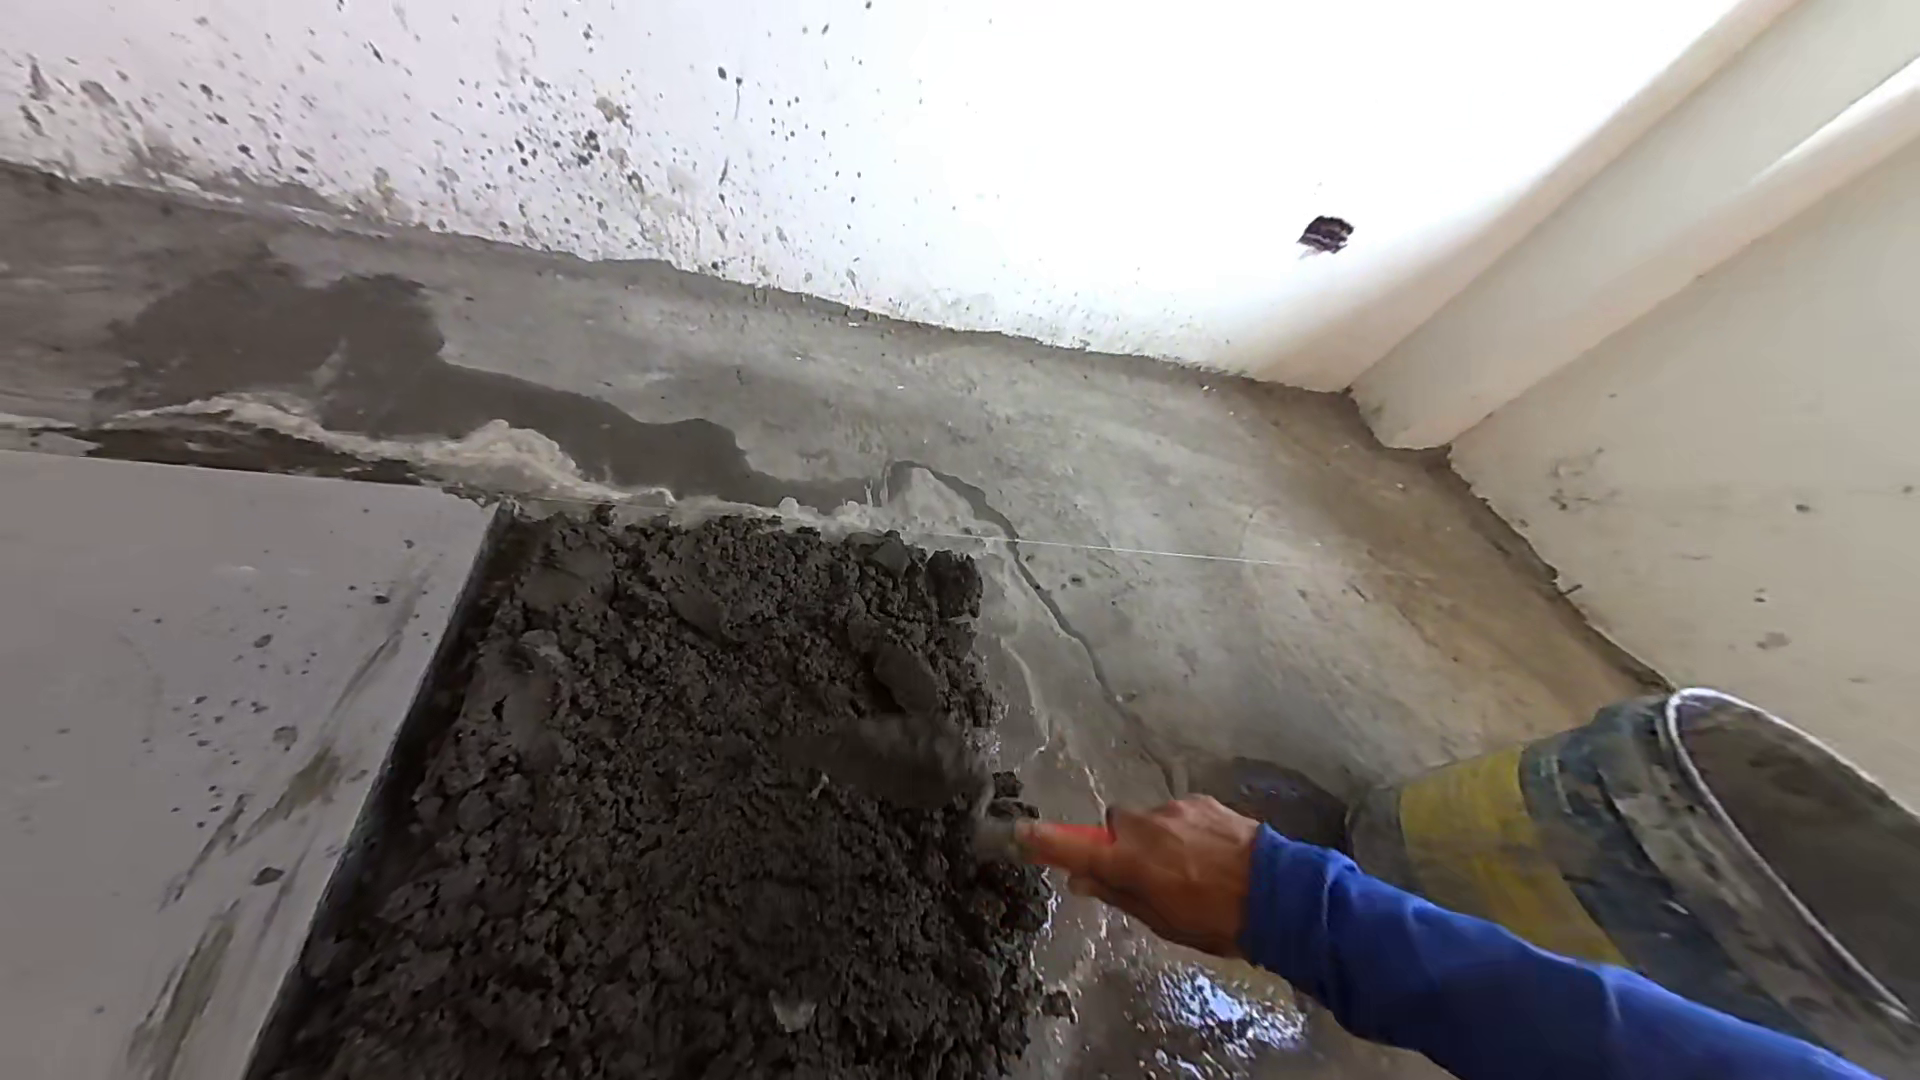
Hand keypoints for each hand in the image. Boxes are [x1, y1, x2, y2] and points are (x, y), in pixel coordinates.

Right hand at [1018, 795, 1259, 957]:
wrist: (1279, 893)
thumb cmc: (1217, 920)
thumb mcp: (1164, 922)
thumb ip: (1119, 896)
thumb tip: (1082, 882)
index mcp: (1132, 863)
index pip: (1075, 850)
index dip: (1045, 841)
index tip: (1020, 831)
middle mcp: (1144, 827)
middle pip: (1116, 823)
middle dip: (1124, 840)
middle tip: (1147, 867)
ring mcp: (1172, 809)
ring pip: (1149, 818)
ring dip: (1159, 836)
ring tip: (1192, 863)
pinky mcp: (1198, 799)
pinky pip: (1179, 812)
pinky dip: (1185, 828)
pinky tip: (1211, 849)